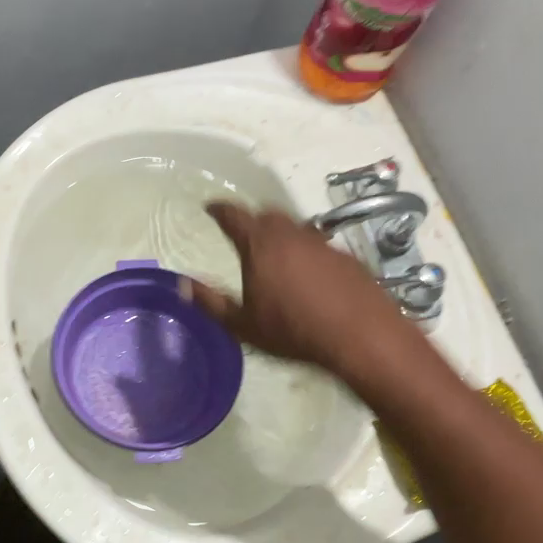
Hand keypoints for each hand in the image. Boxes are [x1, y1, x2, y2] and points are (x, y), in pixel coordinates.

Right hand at [188, 201, 406, 369]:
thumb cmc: (294, 331)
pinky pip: (316, 244)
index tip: (209, 208)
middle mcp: (290, 234)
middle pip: (266, 214)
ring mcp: (321, 243)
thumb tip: (182, 284)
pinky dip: (304, 251)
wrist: (360, 335)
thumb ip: (211, 303)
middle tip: (242, 233)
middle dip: (251, 219)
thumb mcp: (244, 325)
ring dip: (280, 233)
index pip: (234, 216)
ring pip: (294, 227)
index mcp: (260, 245)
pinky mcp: (344, 256)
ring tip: (273, 254)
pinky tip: (306, 275)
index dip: (219, 210)